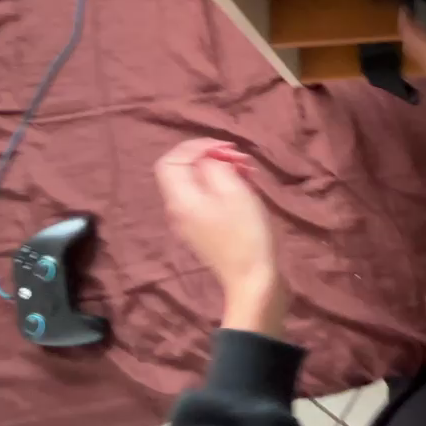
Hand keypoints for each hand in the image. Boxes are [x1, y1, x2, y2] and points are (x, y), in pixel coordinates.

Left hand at [155, 139, 286, 336]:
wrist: (253, 280)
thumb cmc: (245, 233)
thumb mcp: (233, 190)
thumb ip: (214, 166)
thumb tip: (209, 160)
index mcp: (181, 198)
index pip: (171, 159)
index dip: (196, 146)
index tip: (225, 148)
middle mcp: (178, 209)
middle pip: (183, 170)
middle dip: (210, 156)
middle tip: (240, 159)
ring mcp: (189, 222)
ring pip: (196, 183)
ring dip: (219, 170)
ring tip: (247, 171)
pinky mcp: (202, 230)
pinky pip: (204, 197)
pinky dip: (221, 186)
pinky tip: (244, 188)